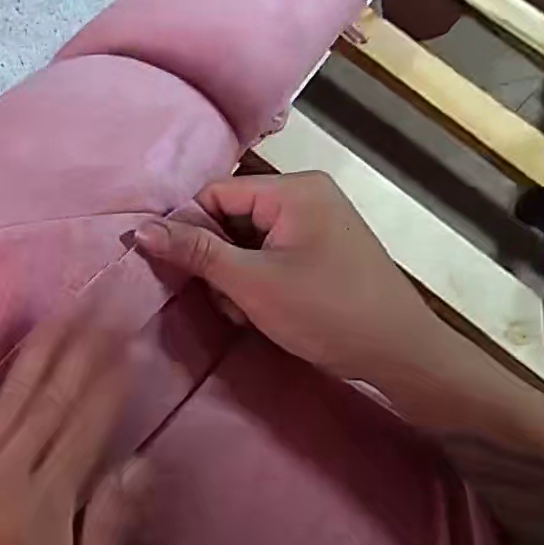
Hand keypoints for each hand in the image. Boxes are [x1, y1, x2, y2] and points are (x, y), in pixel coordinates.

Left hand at [0, 312, 148, 544]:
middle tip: (109, 309)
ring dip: (45, 344)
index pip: (88, 424)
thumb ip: (111, 525)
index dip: (112, 382)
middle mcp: (18, 460)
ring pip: (19, 388)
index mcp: (52, 493)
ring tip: (67, 308)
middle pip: (56, 394)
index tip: (134, 345)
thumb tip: (140, 465)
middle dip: (86, 348)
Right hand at [131, 171, 450, 379]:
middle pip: (231, 217)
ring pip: (247, 240)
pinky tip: (262, 310)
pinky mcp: (321, 249)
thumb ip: (195, 252)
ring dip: (235, 278)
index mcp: (293, 189)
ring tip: (247, 311)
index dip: (191, 230)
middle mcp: (306, 195)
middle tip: (225, 300)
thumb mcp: (251, 283)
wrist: (401, 355)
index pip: (215, 194)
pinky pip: (270, 253)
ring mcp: (316, 222)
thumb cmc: (325, 312)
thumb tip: (142, 231)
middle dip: (219, 261)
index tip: (183, 270)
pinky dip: (257, 281)